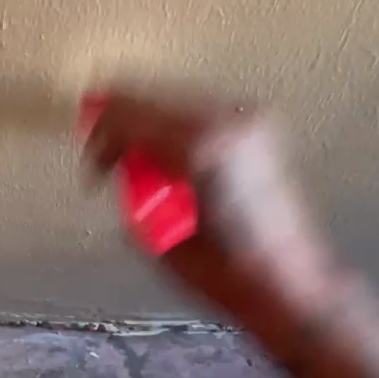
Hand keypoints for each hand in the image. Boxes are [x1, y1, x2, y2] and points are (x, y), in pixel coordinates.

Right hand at [82, 89, 338, 323]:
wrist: (286, 281)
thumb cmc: (222, 272)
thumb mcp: (154, 234)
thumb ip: (132, 185)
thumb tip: (120, 162)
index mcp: (197, 148)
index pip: (126, 115)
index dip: (99, 138)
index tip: (93, 166)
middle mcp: (226, 123)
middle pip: (148, 96)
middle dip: (118, 125)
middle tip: (105, 158)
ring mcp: (247, 120)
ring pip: (173, 97)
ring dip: (147, 125)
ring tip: (138, 161)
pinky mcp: (258, 127)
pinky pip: (199, 110)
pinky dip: (174, 128)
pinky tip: (169, 159)